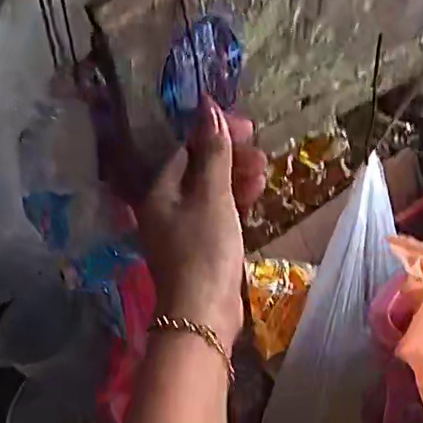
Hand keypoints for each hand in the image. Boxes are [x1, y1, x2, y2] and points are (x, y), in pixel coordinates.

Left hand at [135, 102, 265, 345]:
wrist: (203, 316)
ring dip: (236, 183)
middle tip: (262, 159)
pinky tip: (254, 202)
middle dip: (231, 161)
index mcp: (159, 195)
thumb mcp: (213, 197)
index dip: (217, 136)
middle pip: (198, 174)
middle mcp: (164, 214)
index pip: (186, 151)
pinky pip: (215, 220)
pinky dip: (233, 208)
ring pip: (209, 198)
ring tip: (264, 179)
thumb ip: (214, 153)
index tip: (250, 130)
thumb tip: (207, 106)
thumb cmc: (205, 252)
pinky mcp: (199, 256)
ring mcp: (181, 237)